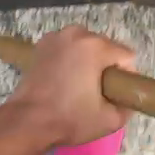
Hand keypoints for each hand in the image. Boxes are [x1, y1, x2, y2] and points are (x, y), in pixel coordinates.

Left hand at [5, 26, 135, 146]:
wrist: (27, 121)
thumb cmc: (70, 119)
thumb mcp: (110, 120)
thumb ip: (127, 107)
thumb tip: (127, 99)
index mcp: (96, 46)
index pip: (126, 56)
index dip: (126, 76)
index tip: (116, 94)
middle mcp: (77, 33)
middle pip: (106, 47)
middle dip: (106, 66)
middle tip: (98, 91)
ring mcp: (57, 36)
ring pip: (86, 45)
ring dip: (88, 60)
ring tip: (79, 85)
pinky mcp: (42, 43)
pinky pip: (67, 47)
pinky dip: (70, 58)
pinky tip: (64, 77)